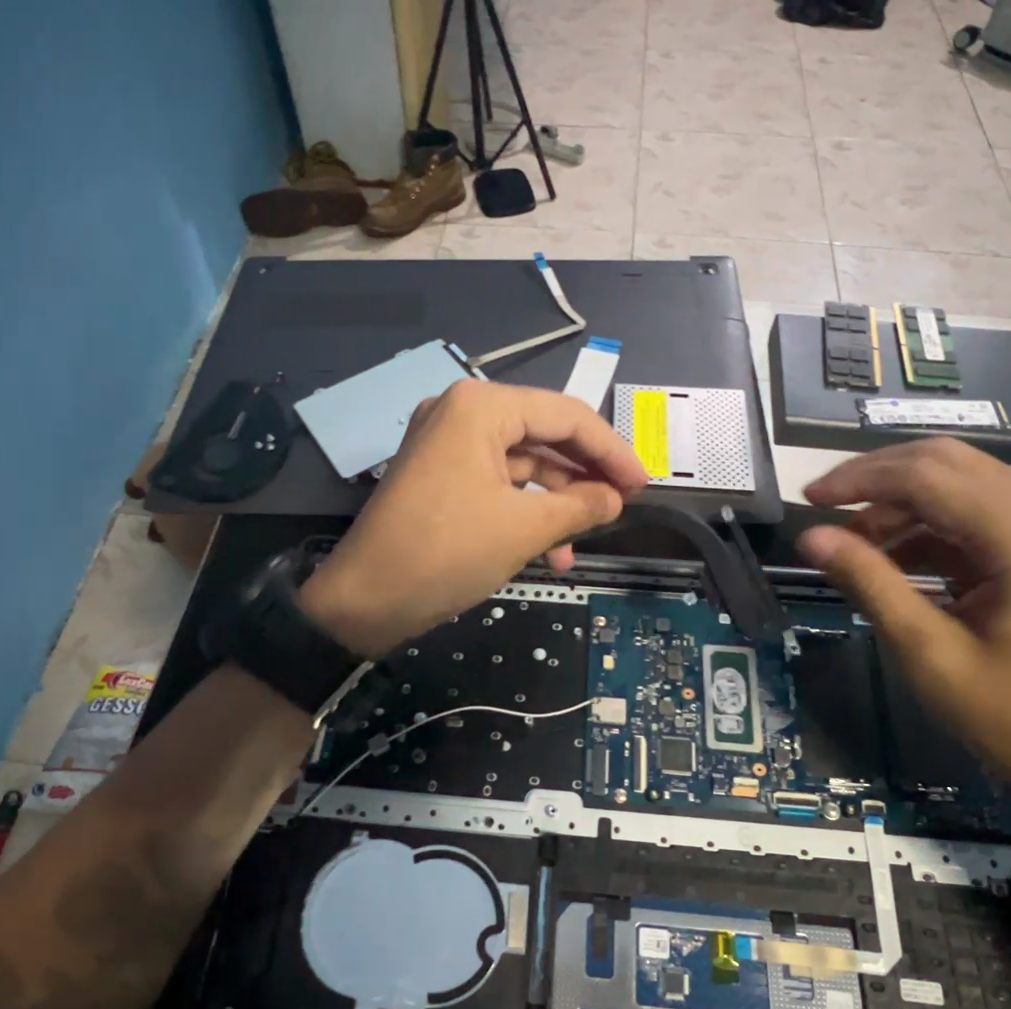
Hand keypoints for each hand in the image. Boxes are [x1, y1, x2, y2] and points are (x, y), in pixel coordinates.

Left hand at [299, 379, 649, 657]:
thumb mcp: (524, 529)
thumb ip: (580, 505)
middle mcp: (462, 411)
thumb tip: (616, 497)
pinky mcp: (439, 474)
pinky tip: (550, 550)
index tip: (645, 485)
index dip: (611, 451)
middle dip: (585, 477)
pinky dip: (526, 511)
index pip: (566, 416)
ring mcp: (446, 443)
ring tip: (581, 542)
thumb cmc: (447, 553)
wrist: (364, 600)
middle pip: (544, 435)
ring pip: (523, 464)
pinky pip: (497, 482)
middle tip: (624, 506)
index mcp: (481, 406)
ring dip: (557, 503)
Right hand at [795, 438, 1010, 842]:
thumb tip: (810, 538)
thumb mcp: (931, 656)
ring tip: (853, 541)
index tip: (808, 501)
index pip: (929, 477)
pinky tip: (895, 558)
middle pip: (949, 463)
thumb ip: (871, 584)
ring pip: (965, 483)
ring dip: (903, 502)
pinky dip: (932, 527)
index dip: (860, 480)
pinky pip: (983, 516)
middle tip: (825, 508)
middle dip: (879, 479)